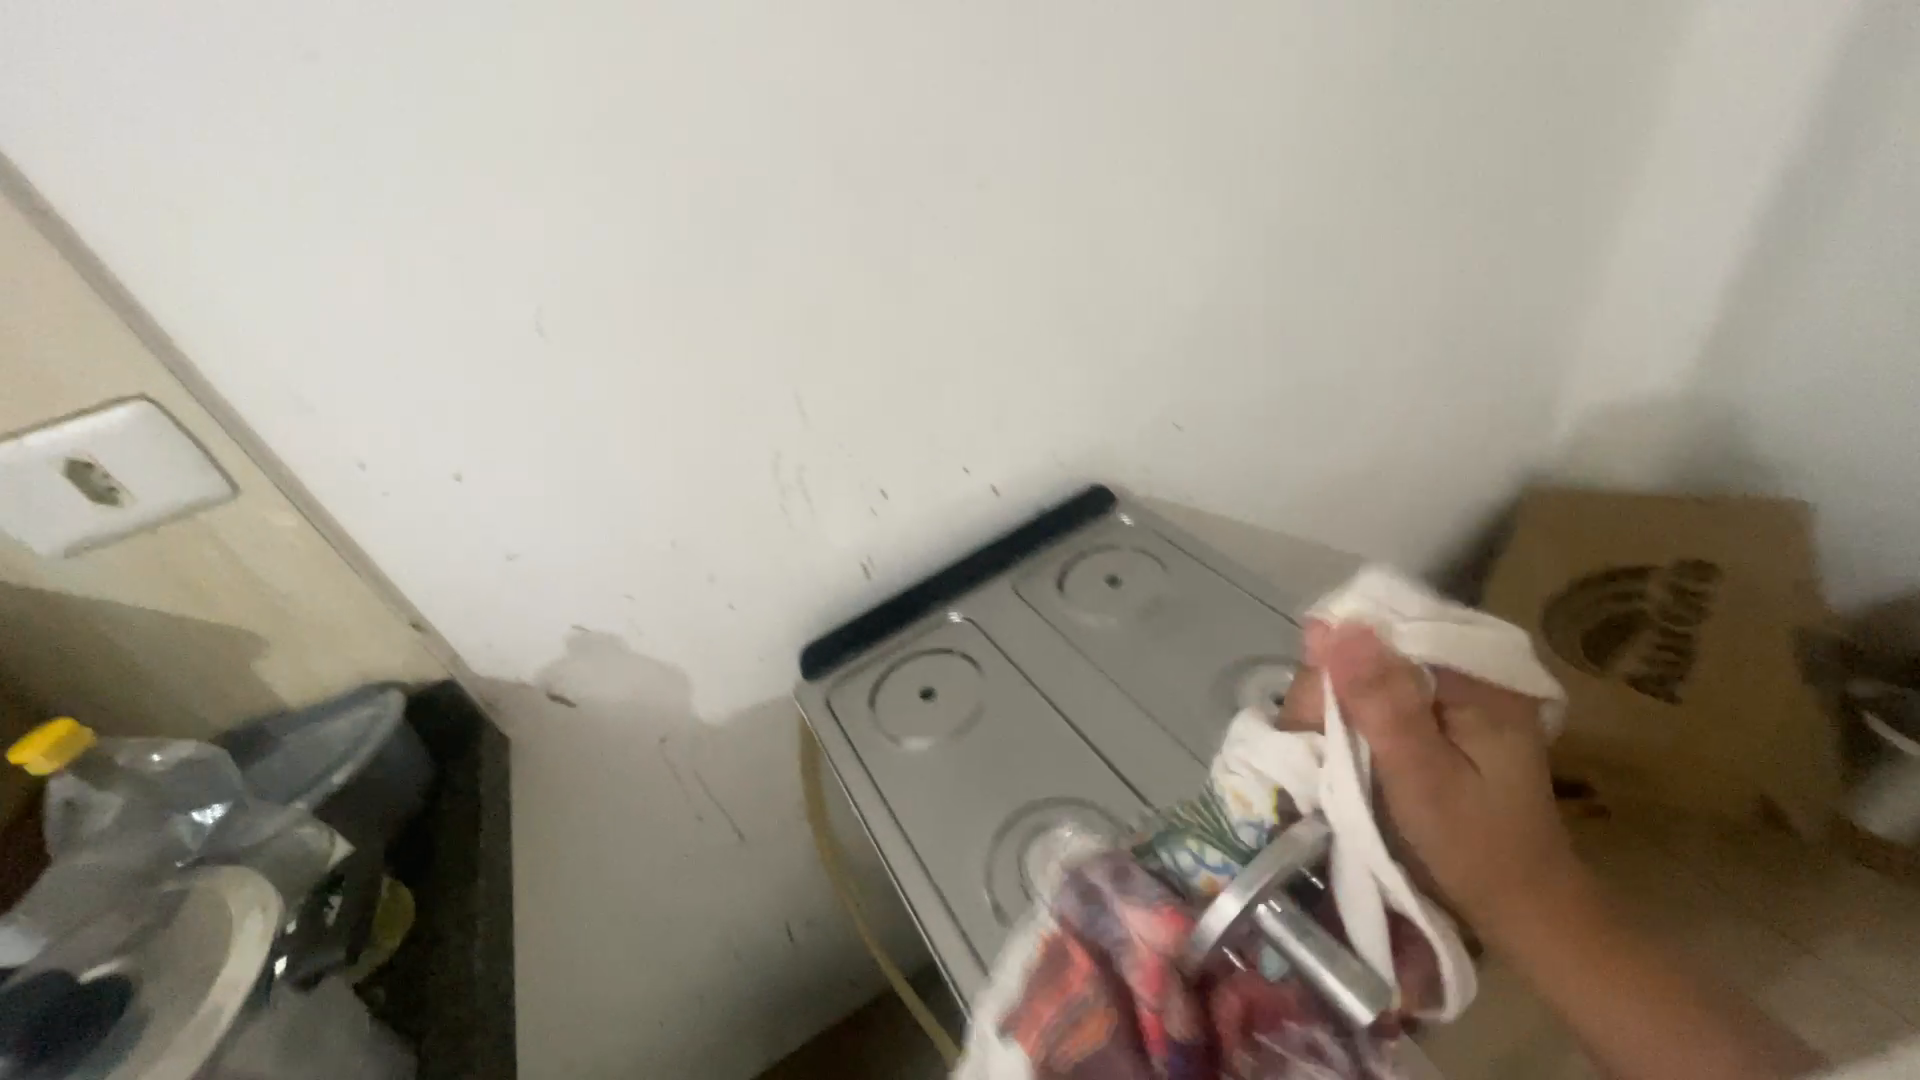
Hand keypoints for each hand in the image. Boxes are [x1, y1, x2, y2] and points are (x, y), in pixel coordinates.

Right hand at [1297, 621, 1592, 938]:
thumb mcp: (1423, 776)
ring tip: (1327, 757)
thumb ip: (1381, 702)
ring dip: (1332, 710)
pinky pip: (1372, 695)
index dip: (1331, 668)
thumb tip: (1334, 627)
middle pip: (1367, 650)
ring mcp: (1446, 693)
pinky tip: (1341, 750)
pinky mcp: (1431, 715)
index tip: (1310, 723)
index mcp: (1473, 675)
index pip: (1378, 635)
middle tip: (1319, 750)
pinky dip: (1348, 721)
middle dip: (1330, 695)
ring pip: (1361, 672)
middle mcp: (1460, 670)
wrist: (1519, 905)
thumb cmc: (1475, 847)